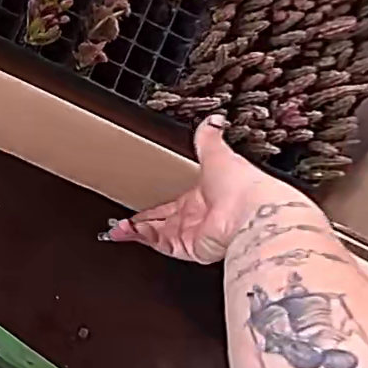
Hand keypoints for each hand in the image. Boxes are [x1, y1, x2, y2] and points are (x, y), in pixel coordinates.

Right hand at [104, 114, 320, 263]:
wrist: (251, 213)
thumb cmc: (240, 185)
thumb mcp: (218, 154)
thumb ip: (208, 139)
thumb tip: (213, 120)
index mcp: (203, 196)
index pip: (172, 204)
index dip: (153, 206)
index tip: (136, 208)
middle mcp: (197, 217)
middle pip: (161, 223)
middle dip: (140, 223)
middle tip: (120, 222)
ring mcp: (193, 234)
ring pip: (156, 236)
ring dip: (135, 232)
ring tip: (116, 229)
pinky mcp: (190, 248)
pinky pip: (161, 245)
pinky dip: (142, 239)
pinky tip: (127, 232)